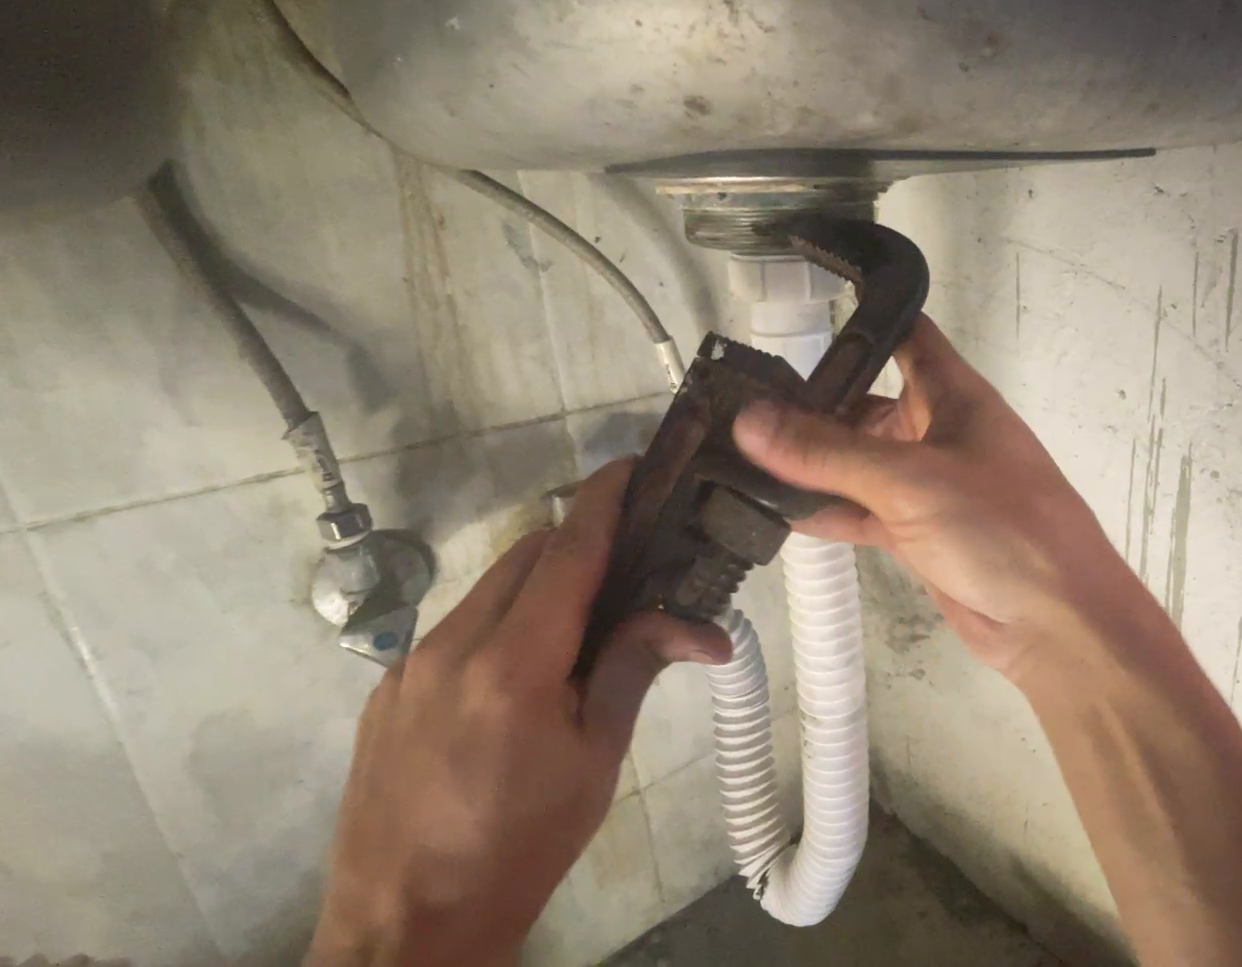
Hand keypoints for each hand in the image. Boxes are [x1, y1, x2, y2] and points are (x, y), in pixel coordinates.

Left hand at [305, 458, 730, 966]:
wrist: (407, 928)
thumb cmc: (524, 842)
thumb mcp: (596, 755)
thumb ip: (636, 665)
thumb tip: (708, 628)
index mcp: (513, 663)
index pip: (568, 551)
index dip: (603, 501)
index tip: (633, 467)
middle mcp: (451, 645)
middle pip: (526, 554)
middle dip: (579, 540)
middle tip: (631, 560)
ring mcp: (409, 665)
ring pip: (490, 584)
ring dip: (542, 579)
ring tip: (585, 619)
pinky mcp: (387, 688)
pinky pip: (457, 623)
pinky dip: (503, 615)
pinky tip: (527, 665)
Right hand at [732, 316, 1146, 683]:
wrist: (1056, 622)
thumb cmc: (1000, 527)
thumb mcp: (911, 480)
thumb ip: (828, 453)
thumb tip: (749, 420)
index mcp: (953, 395)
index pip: (904, 336)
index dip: (860, 319)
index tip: (795, 307)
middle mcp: (939, 432)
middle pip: (868, 403)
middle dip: (812, 403)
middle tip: (736, 404)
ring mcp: (928, 486)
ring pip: (859, 462)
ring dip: (811, 462)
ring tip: (739, 455)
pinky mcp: (918, 533)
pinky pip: (862, 510)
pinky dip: (826, 510)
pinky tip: (777, 509)